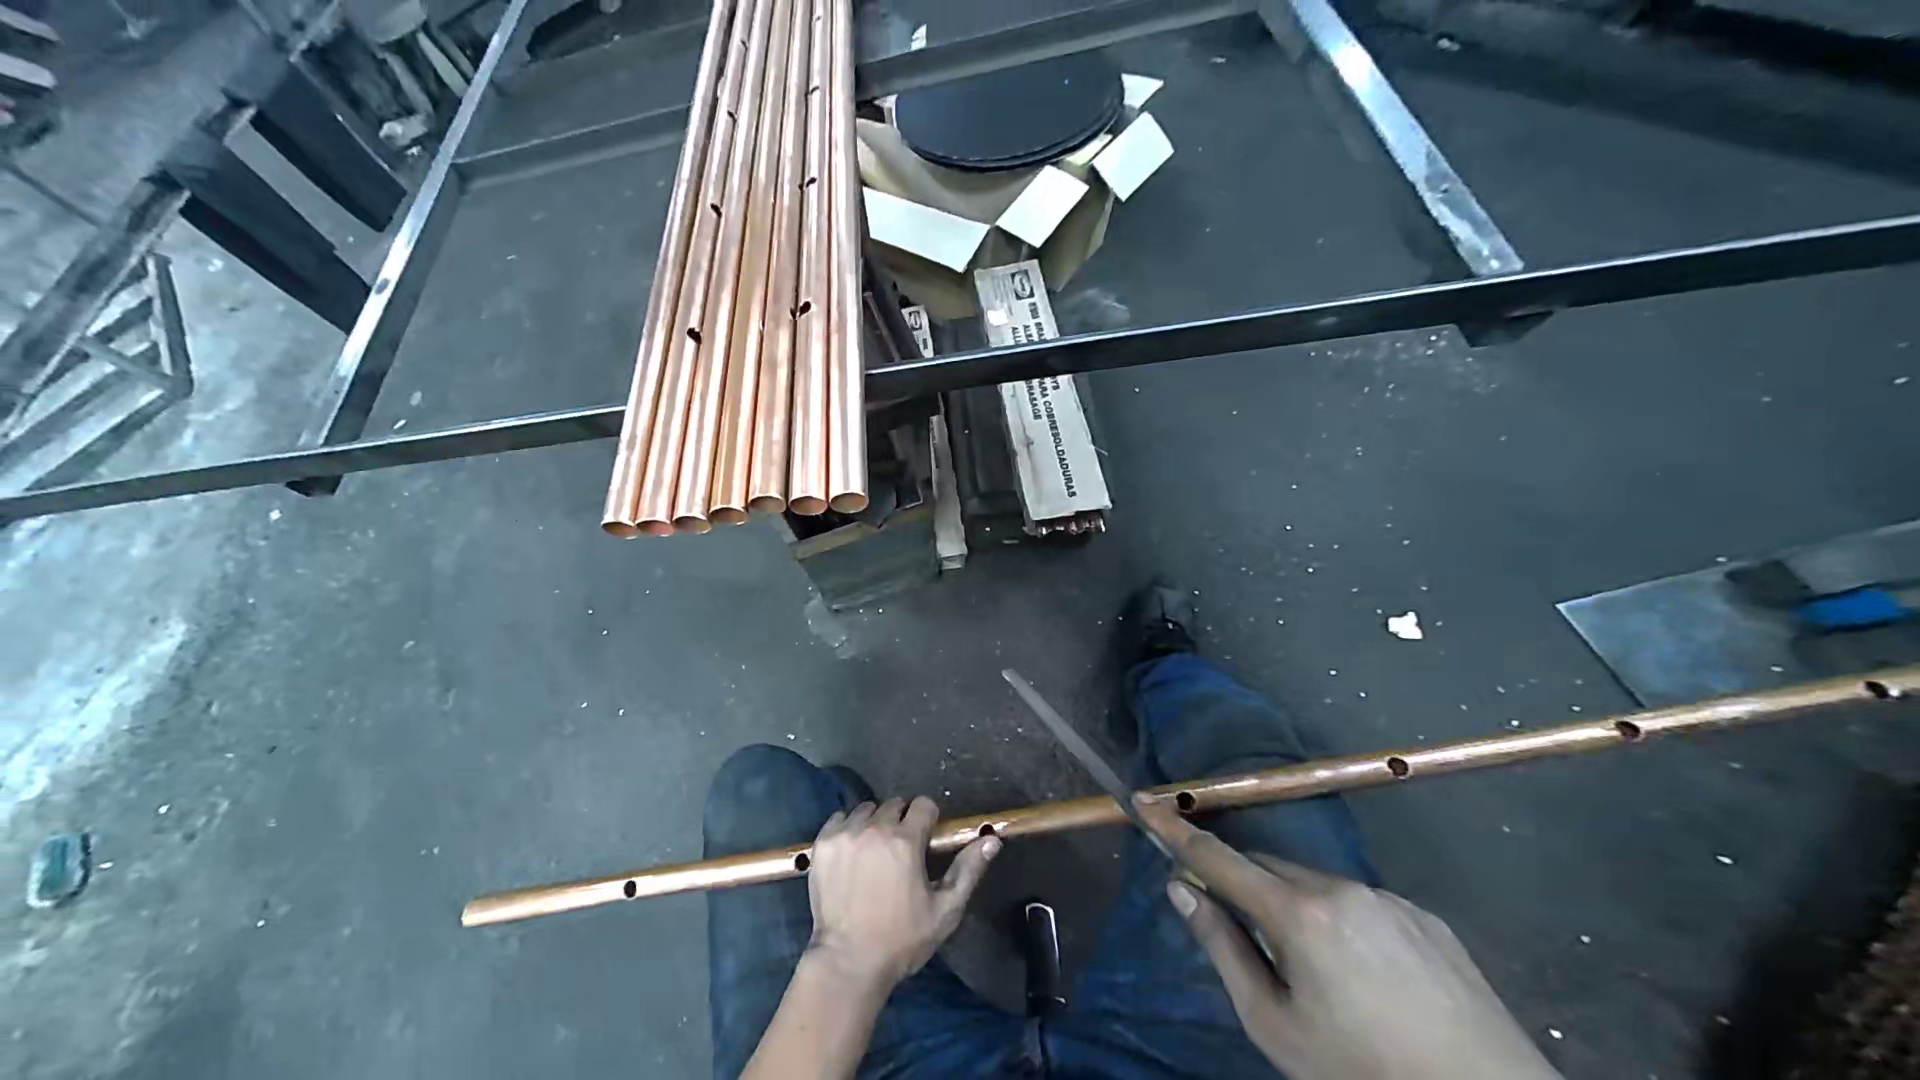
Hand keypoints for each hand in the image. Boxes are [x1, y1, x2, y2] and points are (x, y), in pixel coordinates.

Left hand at [803, 796, 1000, 991]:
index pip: (923, 804)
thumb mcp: (945, 909)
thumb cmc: (902, 939)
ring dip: (874, 823)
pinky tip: (852, 852)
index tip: (926, 840)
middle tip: (901, 851)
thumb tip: (992, 840)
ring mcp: (845, 835)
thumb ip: (968, 869)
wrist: (848, 962)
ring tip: (875, 852)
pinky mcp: (822, 844)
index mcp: (906, 841)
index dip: (928, 819)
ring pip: (867, 810)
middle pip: (895, 804)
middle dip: (902, 821)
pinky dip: (848, 828)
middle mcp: (875, 829)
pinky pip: (839, 818)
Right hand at [1135, 794, 1562, 1079]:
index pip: (1220, 859)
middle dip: (1246, 887)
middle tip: (1250, 939)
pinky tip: (1369, 979)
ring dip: (1297, 909)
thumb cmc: (1362, 1071)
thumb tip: (1182, 890)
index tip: (1144, 802)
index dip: (1175, 830)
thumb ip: (1223, 949)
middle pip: (1268, 867)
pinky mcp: (1425, 917)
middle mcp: (1341, 888)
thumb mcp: (1275, 1025)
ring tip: (1323, 976)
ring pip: (1316, 886)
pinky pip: (1362, 904)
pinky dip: (1342, 922)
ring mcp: (1388, 899)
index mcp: (1299, 914)